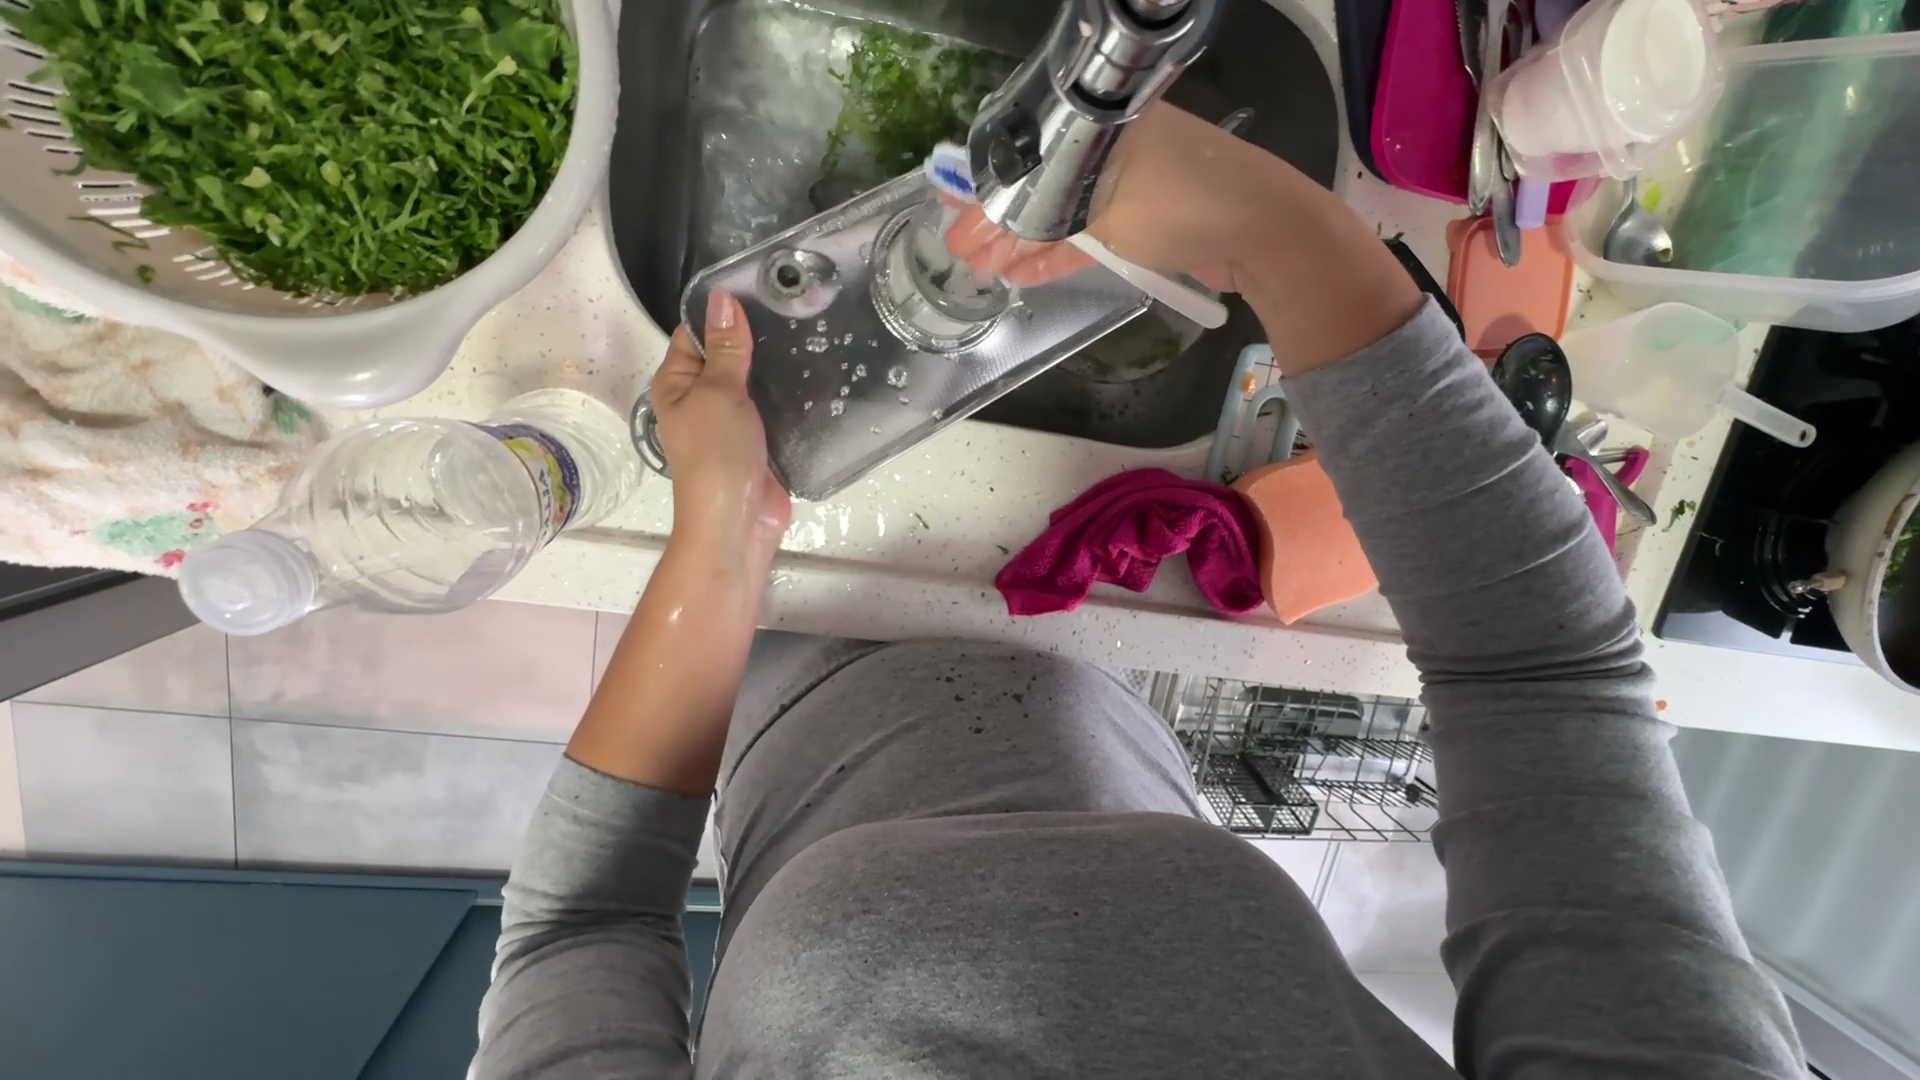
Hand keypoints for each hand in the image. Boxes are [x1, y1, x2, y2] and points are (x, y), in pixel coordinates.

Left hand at [649, 290, 791, 558]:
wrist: (737, 520)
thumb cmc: (717, 454)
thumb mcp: (719, 393)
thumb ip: (725, 347)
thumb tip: (722, 298)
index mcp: (676, 383)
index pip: (695, 332)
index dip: (723, 311)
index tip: (761, 288)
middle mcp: (700, 399)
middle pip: (727, 356)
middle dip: (756, 338)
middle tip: (796, 308)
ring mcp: (730, 422)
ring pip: (753, 383)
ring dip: (776, 368)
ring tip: (813, 335)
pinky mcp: (759, 441)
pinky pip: (772, 409)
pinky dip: (789, 397)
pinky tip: (816, 377)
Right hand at [944, 102, 1422, 374]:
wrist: (1261, 233)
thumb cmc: (1180, 204)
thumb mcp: (1104, 212)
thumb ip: (1044, 230)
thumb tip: (988, 240)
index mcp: (1098, 125)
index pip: (1025, 154)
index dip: (987, 188)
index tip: (952, 214)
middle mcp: (1108, 150)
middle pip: (1039, 187)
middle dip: (997, 222)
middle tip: (958, 250)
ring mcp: (1125, 188)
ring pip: (1059, 216)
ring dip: (1021, 244)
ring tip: (979, 269)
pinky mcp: (1140, 225)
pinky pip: (1086, 239)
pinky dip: (1055, 256)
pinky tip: (1019, 274)